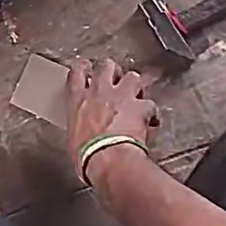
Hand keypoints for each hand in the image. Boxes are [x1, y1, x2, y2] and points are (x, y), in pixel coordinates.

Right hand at [67, 58, 160, 179]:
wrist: (108, 159)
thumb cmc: (88, 154)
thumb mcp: (73, 137)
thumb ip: (81, 126)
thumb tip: (85, 134)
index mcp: (78, 100)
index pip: (77, 73)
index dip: (83, 68)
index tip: (85, 67)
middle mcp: (100, 92)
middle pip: (106, 66)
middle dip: (112, 70)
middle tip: (114, 77)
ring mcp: (122, 97)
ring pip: (132, 77)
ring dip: (134, 85)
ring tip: (136, 94)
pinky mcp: (141, 107)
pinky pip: (151, 104)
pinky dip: (152, 113)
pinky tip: (151, 121)